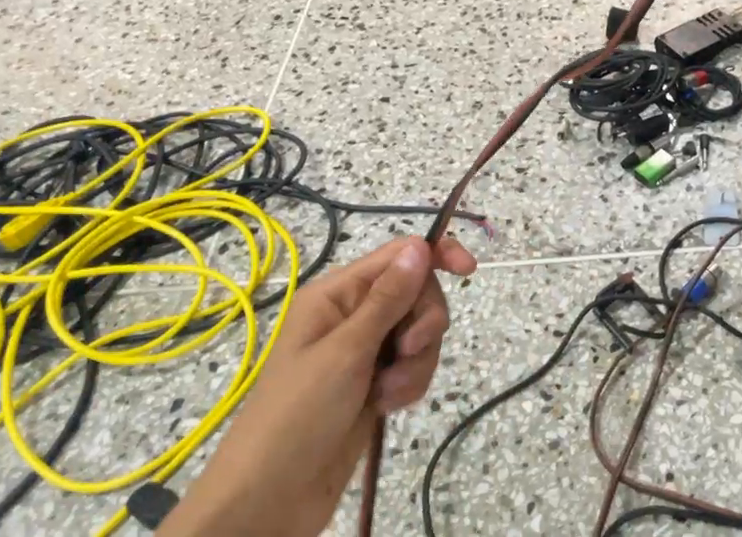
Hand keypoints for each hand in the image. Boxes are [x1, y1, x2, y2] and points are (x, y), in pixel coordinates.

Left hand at [162, 236, 477, 536]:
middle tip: (408, 351)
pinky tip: (386, 408)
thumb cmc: (300, 412)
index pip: (398, 255)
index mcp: (338, 294)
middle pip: (417, 294)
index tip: (469, 270)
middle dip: (424, 324)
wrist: (273, 495)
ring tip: (387, 394)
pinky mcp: (374, 381)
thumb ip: (389, 298)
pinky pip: (413, 367)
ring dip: (415, 364)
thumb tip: (420, 245)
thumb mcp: (347, 350)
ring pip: (420, 334)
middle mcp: (353, 314)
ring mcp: (364, 350)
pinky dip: (408, 385)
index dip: (436, 256)